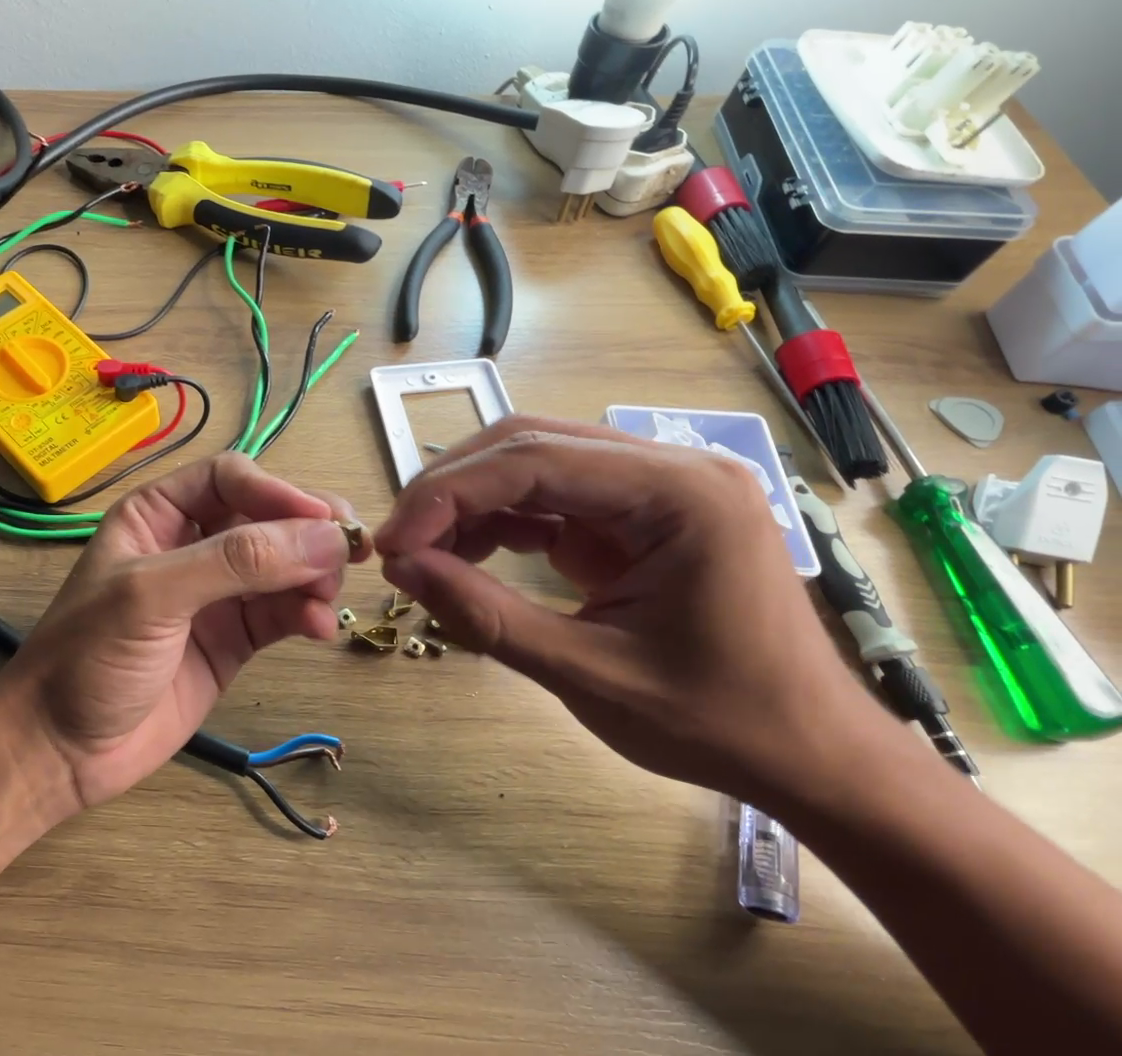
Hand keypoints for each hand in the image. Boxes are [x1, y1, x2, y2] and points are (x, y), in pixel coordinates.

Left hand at [0, 453, 369, 810]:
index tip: (324, 520)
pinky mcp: (232, 640)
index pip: (232, 479)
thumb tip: (325, 536)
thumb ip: (236, 561)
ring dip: (314, 574)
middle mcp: (190, 546)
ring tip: (328, 598)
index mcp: (157, 515)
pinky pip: (282, 613)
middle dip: (307, 531)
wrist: (62, 749)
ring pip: (283, 565)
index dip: (278, 492)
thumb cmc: (87, 657)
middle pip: (266, 518)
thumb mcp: (152, 596)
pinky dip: (308, 614)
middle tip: (351, 550)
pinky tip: (320, 627)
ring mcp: (214, 595)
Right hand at [374, 416, 888, 802]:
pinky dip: (501, 524)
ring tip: (423, 557)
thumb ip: (485, 616)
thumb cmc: (715, 723)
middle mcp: (671, 469)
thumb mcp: (587, 674)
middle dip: (450, 491)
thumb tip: (400, 570)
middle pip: (529, 445)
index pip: (533, 461)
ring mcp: (659, 489)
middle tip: (397, 547)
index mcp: (679, 494)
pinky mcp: (643, 516)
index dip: (446, 496)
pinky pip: (554, 499)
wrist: (810, 756)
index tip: (389, 548)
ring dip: (470, 504)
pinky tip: (467, 557)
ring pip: (534, 465)